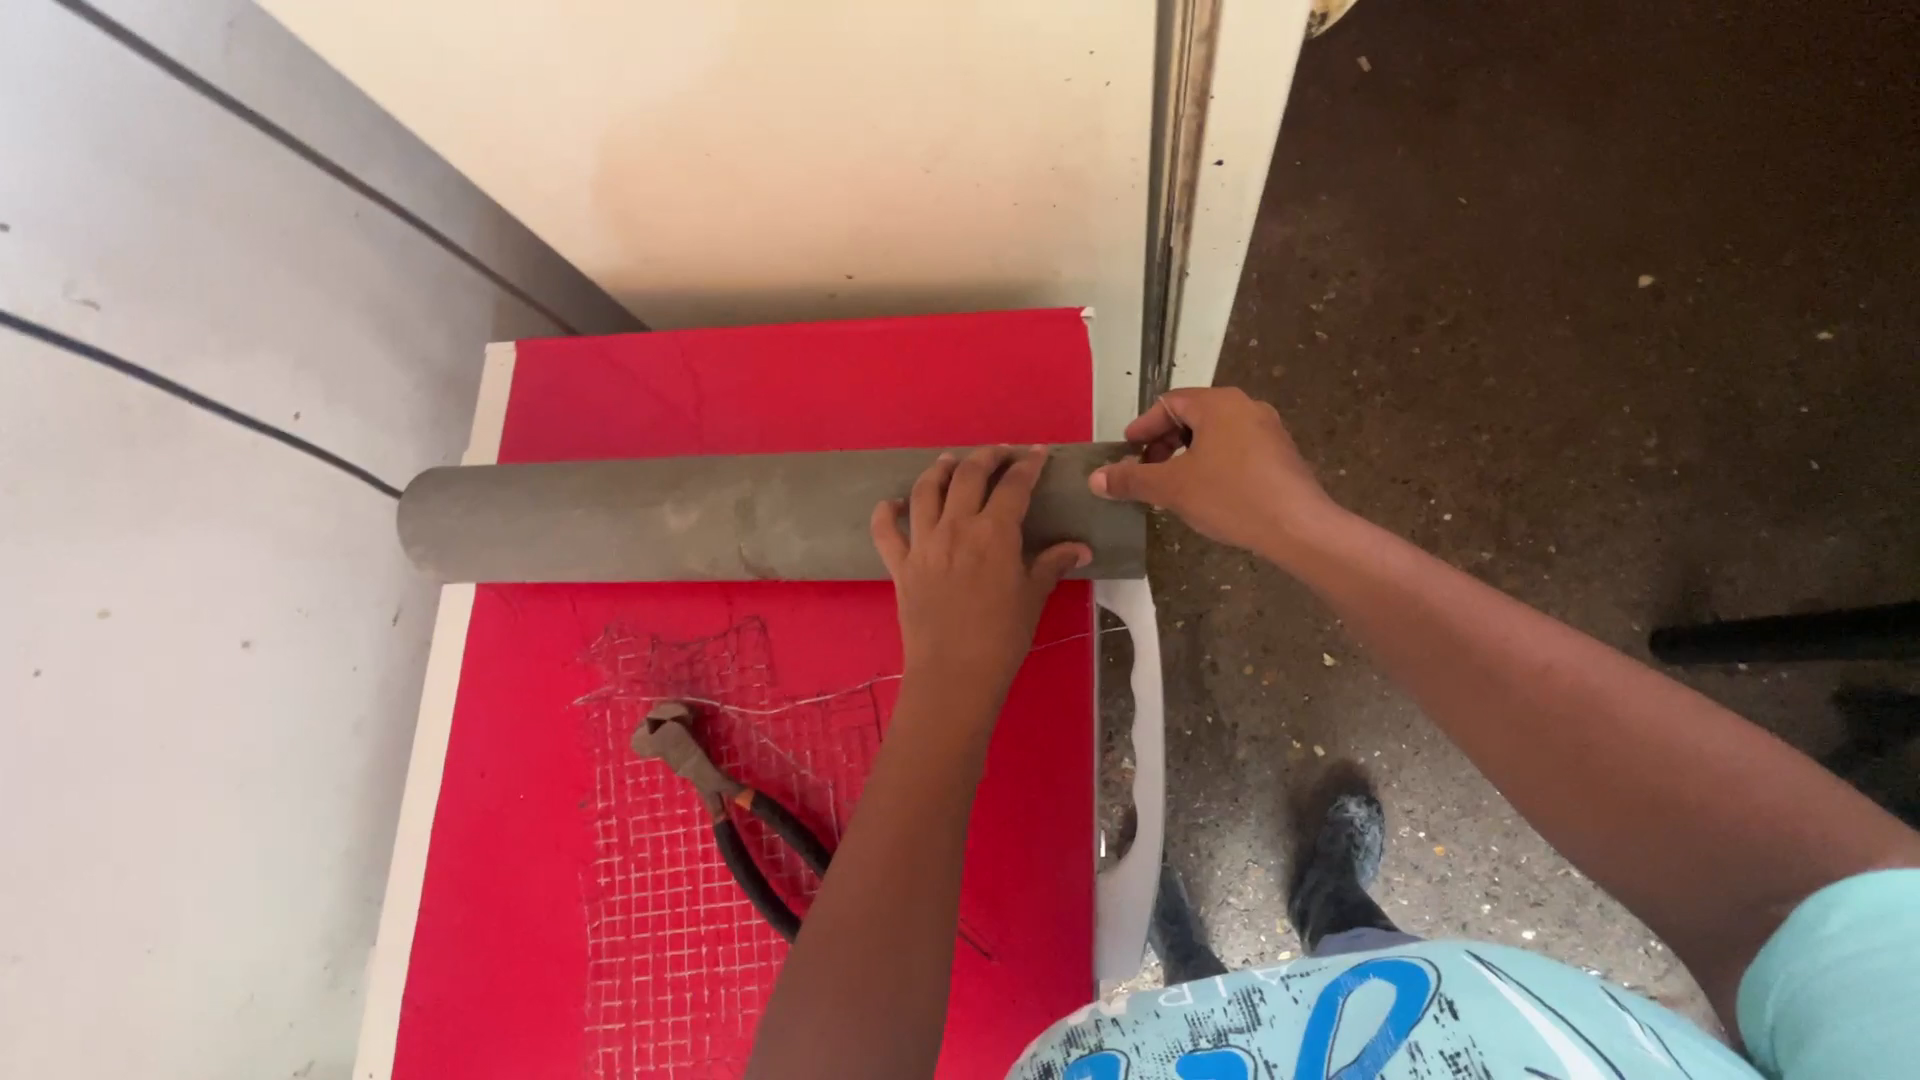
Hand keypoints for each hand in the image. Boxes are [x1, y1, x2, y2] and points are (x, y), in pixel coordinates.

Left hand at [870, 445, 1090, 707]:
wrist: (954, 673)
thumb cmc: (1002, 638)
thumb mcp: (1033, 598)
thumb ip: (1052, 565)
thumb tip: (1080, 548)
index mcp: (994, 532)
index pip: (1014, 486)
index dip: (1028, 466)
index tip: (1037, 454)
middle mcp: (956, 527)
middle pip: (969, 475)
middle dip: (987, 457)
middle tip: (1000, 455)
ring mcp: (923, 544)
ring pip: (926, 491)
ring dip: (939, 470)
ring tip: (949, 462)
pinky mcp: (900, 565)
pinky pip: (885, 530)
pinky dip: (886, 512)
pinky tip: (893, 503)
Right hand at [1088, 387, 1343, 556]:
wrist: (1298, 527)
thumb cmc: (1230, 496)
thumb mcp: (1171, 488)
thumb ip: (1131, 479)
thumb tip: (1095, 479)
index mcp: (1218, 404)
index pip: (1168, 403)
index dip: (1142, 428)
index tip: (1127, 453)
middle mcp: (1245, 407)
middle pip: (1192, 417)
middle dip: (1163, 444)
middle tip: (1146, 471)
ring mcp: (1268, 430)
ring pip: (1214, 435)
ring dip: (1187, 457)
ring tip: (1172, 486)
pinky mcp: (1281, 455)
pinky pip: (1236, 450)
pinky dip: (1212, 464)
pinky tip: (1206, 494)